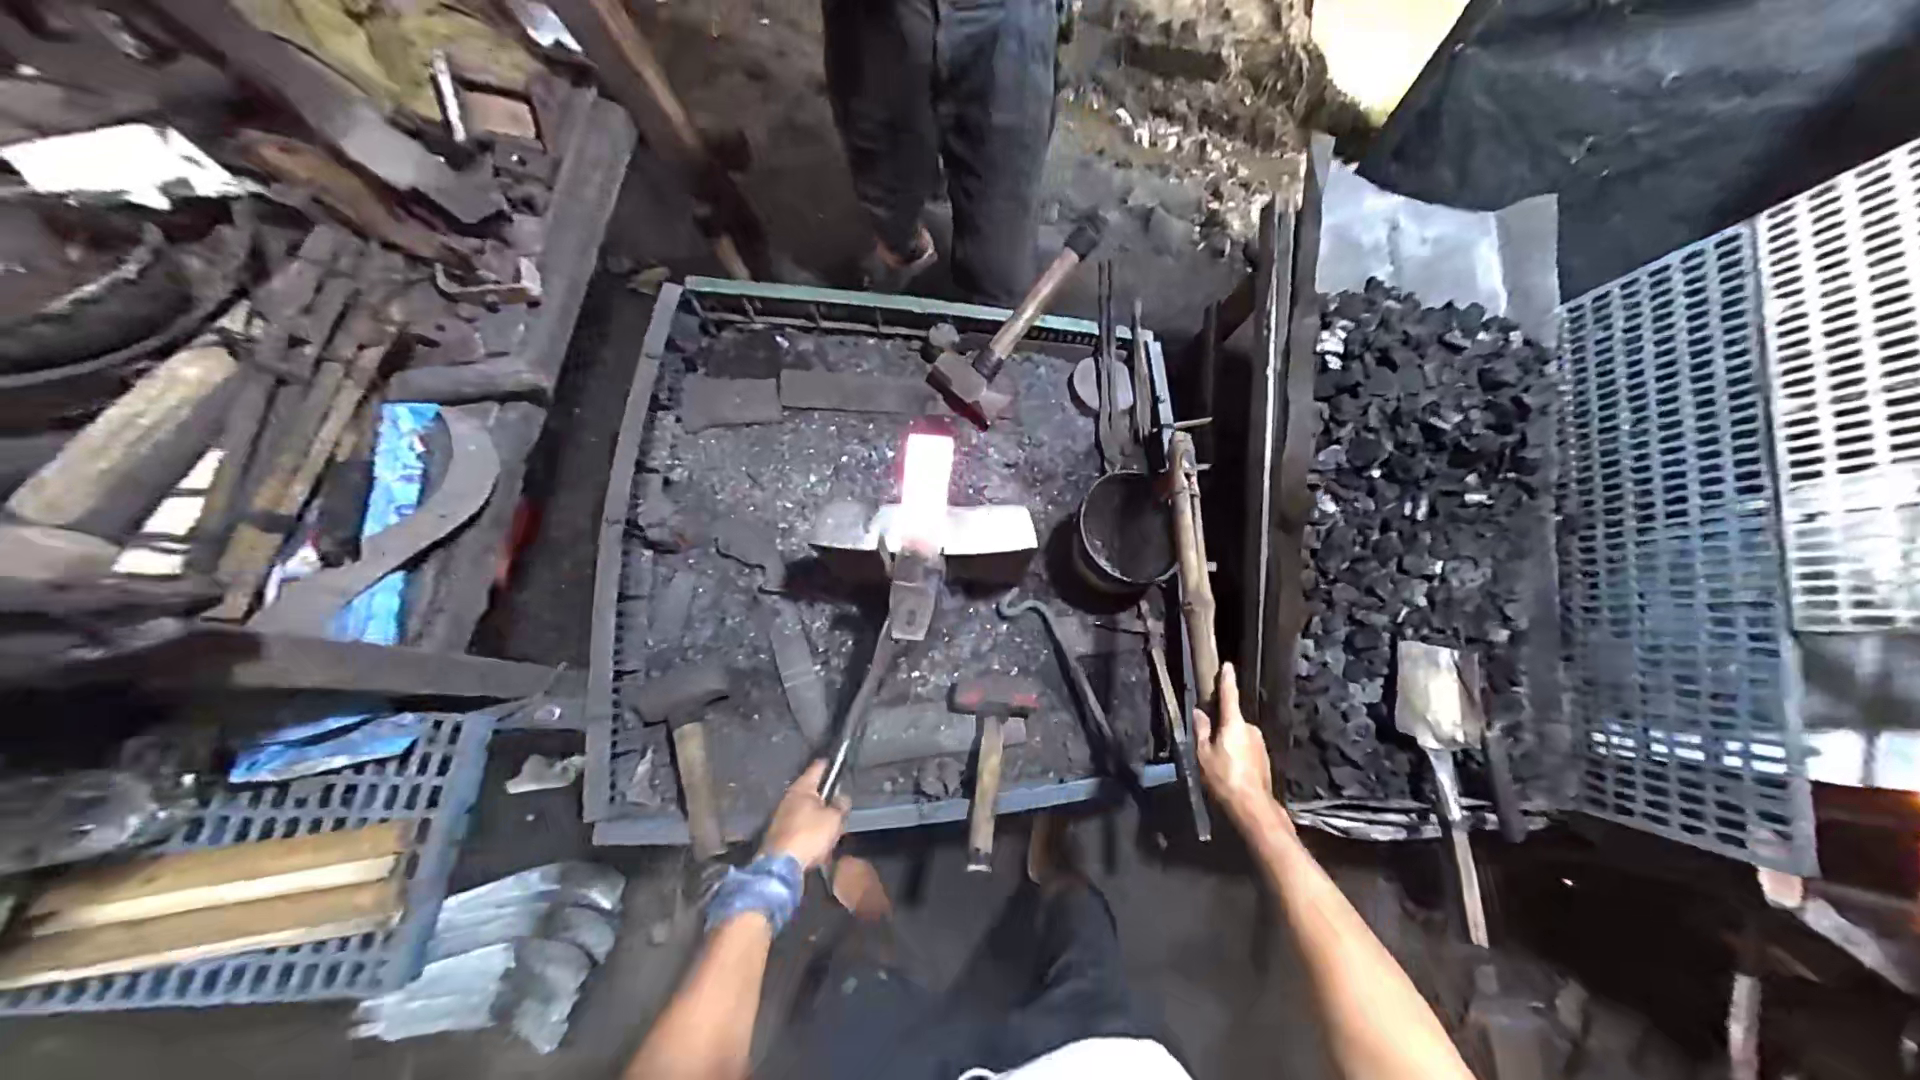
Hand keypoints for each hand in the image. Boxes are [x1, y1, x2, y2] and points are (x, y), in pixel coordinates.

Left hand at [759, 760, 848, 870]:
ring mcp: (781, 816)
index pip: (817, 768)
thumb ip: (841, 805)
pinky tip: (818, 843)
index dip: (828, 763)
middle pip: (812, 792)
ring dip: (819, 819)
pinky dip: (810, 832)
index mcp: (802, 788)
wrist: (780, 867)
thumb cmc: (809, 835)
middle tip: (839, 806)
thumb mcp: (834, 819)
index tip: (835, 760)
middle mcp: (789, 798)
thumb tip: (841, 798)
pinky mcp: (779, 835)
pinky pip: (800, 827)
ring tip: (831, 830)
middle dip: (825, 798)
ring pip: (807, 812)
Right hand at [1193, 662, 1279, 827]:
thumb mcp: (1203, 753)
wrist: (1253, 806)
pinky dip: (1236, 751)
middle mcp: (1250, 728)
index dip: (1226, 679)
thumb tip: (1199, 712)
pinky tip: (1229, 768)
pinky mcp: (1263, 757)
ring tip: (1217, 759)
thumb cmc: (1224, 777)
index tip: (1227, 665)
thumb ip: (1201, 730)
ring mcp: (1260, 743)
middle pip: (1232, 718)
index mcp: (1234, 723)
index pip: (1229, 695)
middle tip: (1207, 740)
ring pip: (1238, 734)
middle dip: (1220, 724)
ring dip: (1228, 740)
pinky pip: (1245, 746)